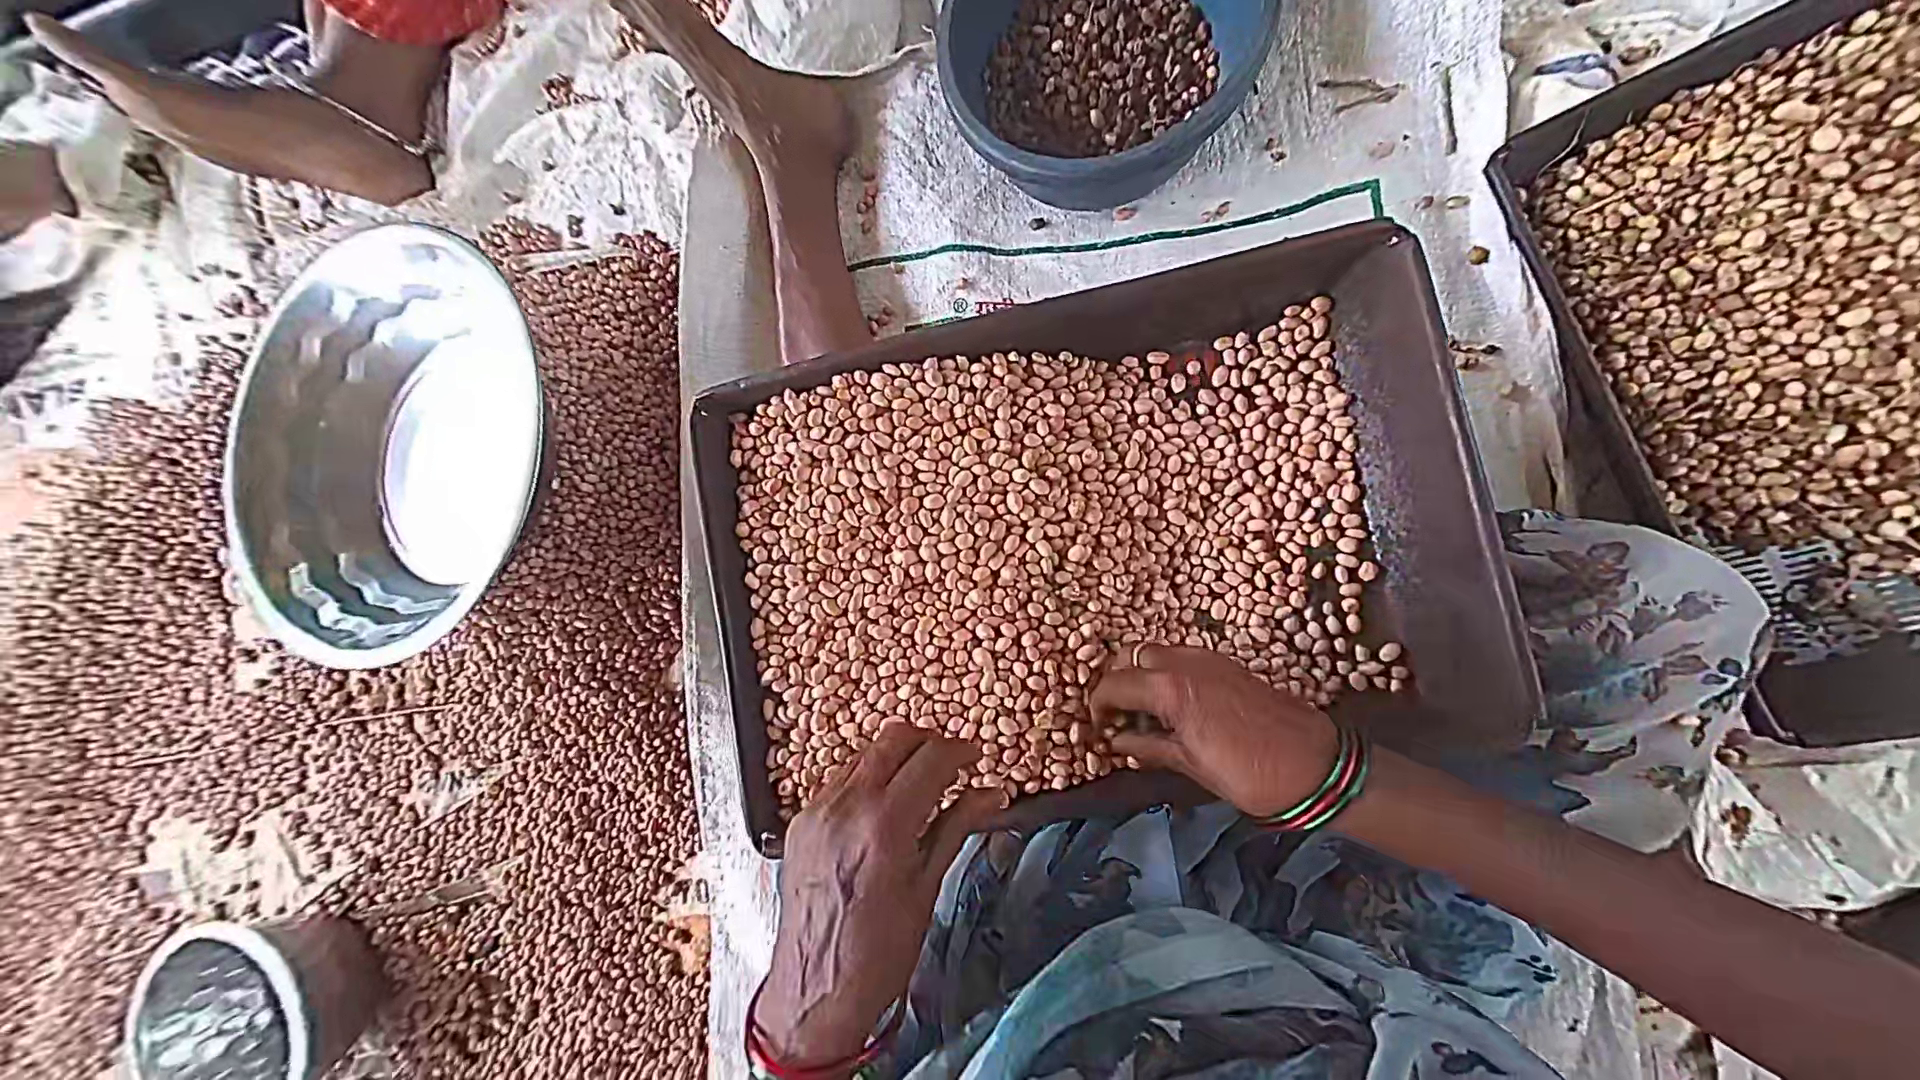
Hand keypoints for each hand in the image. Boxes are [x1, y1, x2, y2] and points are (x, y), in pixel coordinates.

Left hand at [756, 722, 1000, 1070]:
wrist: (813, 995)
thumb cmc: (880, 952)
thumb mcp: (927, 885)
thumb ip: (957, 826)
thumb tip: (992, 793)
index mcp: (884, 825)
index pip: (931, 758)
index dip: (960, 751)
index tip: (974, 758)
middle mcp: (846, 805)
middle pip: (894, 737)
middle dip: (929, 741)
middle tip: (949, 763)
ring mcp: (817, 809)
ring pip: (866, 752)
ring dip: (897, 756)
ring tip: (919, 784)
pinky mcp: (800, 818)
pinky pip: (841, 778)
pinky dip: (869, 777)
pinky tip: (883, 804)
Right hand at [1092, 644, 1340, 817]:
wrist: (1317, 765)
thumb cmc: (1250, 773)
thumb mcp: (1191, 765)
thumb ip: (1148, 747)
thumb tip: (1116, 742)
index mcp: (1170, 689)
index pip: (1114, 685)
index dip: (1098, 706)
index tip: (1099, 728)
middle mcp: (1185, 663)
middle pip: (1131, 657)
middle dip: (1118, 683)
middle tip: (1119, 716)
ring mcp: (1208, 659)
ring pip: (1156, 653)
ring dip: (1142, 675)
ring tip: (1146, 711)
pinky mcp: (1226, 664)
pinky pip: (1181, 657)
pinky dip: (1166, 673)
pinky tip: (1176, 705)